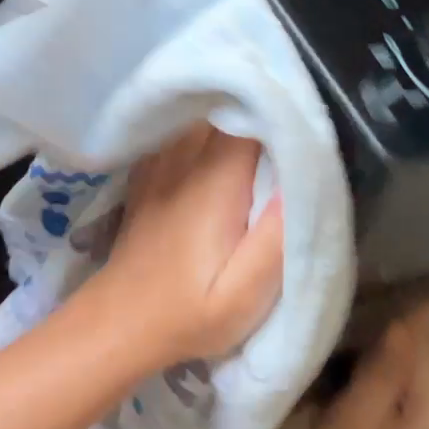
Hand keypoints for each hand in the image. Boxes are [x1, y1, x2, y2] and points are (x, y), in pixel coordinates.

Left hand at [82, 122, 284, 366]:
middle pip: (227, 108)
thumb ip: (277, 236)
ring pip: (204, 115)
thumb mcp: (245, 294)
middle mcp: (183, 156)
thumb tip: (306, 176)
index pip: (250, 114)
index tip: (305, 119)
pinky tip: (222, 148)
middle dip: (259, 110)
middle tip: (292, 129)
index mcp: (213, 180)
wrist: (122, 319)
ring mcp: (161, 158)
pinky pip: (184, 130)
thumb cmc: (190, 312)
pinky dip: (206, 128)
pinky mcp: (150, 168)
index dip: (279, 109)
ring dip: (233, 117)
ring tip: (263, 135)